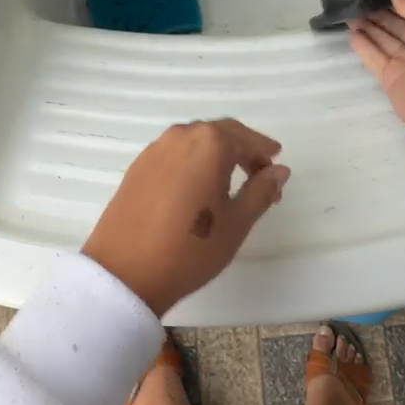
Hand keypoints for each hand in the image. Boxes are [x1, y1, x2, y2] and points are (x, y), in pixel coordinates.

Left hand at [82, 119, 290, 315]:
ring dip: (218, 154)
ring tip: (230, 183)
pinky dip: (194, 161)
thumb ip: (261, 191)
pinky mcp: (139, 164)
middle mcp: (183, 135)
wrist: (125, 272)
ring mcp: (157, 148)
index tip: (277, 172)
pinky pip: (176, 152)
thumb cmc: (190, 248)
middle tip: (260, 176)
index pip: (247, 139)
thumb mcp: (236, 223)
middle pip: (222, 133)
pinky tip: (198, 186)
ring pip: (197, 140)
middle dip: (244, 150)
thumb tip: (280, 170)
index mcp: (210, 143)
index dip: (265, 155)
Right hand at [349, 0, 404, 130]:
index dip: (398, 4)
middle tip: (358, 0)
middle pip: (398, 27)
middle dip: (379, 14)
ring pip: (385, 41)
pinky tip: (351, 33)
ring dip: (368, 27)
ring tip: (349, 13)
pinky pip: (376, 59)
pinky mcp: (393, 80)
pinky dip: (364, 47)